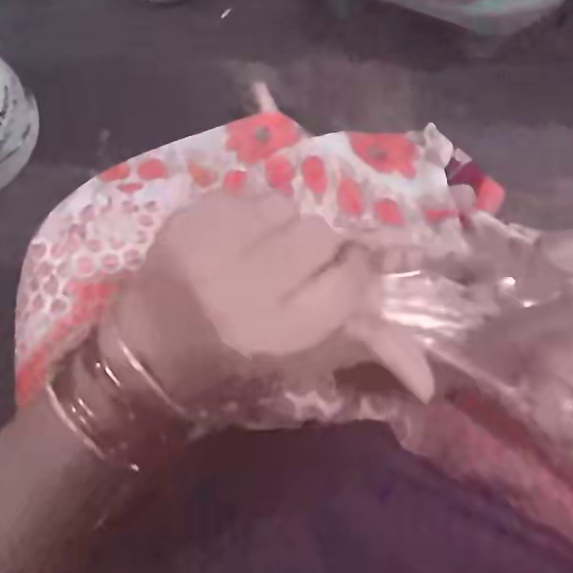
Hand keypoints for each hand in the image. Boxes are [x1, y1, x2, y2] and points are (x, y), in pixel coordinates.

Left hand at [103, 193, 375, 415]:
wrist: (144, 346)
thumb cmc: (226, 364)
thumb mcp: (294, 365)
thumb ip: (358, 348)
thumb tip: (428, 378)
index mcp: (280, 331)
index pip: (353, 280)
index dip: (356, 271)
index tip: (345, 271)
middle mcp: (249, 285)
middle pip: (320, 235)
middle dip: (318, 245)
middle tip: (296, 260)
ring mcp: (212, 244)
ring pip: (285, 205)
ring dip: (284, 222)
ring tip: (262, 245)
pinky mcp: (187, 217)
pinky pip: (243, 194)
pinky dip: (248, 210)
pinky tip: (232, 234)